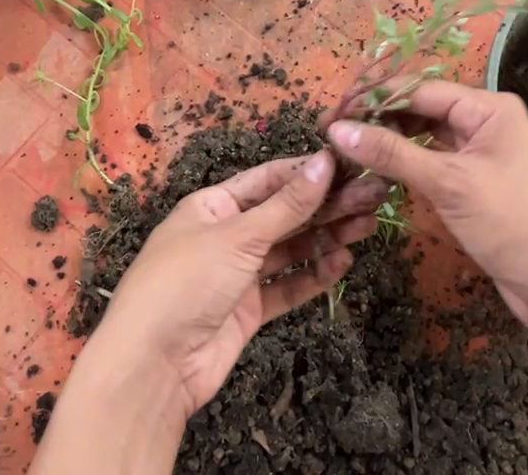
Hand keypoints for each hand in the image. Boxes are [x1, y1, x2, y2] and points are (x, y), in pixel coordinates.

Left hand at [87, 150, 385, 416]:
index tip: (350, 165)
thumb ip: (287, 204)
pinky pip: (286, 285)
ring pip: (290, 249)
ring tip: (367, 226)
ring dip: (326, 237)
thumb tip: (325, 161)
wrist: (152, 365)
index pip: (269, 179)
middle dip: (327, 204)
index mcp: (213, 204)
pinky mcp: (248, 309)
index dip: (308, 171)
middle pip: (284, 213)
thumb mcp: (238, 236)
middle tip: (374, 196)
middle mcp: (227, 233)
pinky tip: (342, 262)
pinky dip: (313, 275)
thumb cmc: (186, 281)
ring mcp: (238, 273)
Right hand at [324, 81, 527, 333]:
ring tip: (348, 154)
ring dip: (391, 146)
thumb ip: (392, 154)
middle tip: (333, 136)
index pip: (420, 90)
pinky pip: (436, 167)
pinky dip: (408, 169)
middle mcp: (487, 125)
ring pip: (427, 140)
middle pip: (422, 112)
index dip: (374, 99)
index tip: (331, 113)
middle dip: (379, 121)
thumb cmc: (516, 225)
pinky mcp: (479, 189)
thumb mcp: (450, 184)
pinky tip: (378, 176)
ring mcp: (484, 158)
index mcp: (490, 108)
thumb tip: (338, 130)